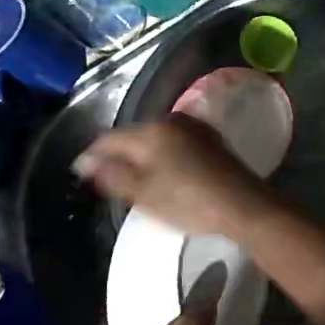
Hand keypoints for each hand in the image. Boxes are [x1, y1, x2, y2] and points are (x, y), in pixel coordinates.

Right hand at [73, 114, 272, 237]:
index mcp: (152, 130)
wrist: (242, 204)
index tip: (82, 175)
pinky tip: (166, 174)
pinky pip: (176, 141)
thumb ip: (112, 175)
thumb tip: (86, 161)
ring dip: (143, 155)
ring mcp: (195, 127)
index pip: (110, 137)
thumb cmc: (188, 201)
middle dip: (120, 154)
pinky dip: (164, 155)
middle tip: (109, 181)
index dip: (93, 155)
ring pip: (156, 138)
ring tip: (136, 181)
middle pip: (134, 135)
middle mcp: (173, 119)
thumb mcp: (143, 194)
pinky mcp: (211, 138)